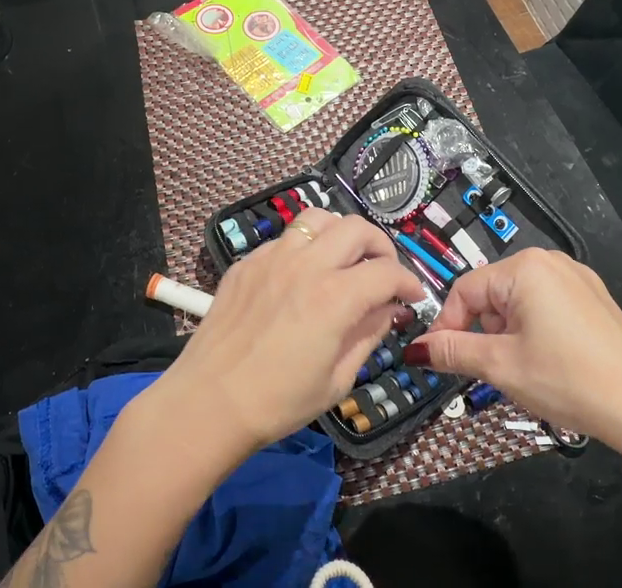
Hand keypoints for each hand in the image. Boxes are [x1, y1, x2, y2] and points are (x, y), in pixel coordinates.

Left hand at [150, 209, 424, 458]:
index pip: (386, 272)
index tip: (412, 296)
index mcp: (335, 297)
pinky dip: (305, 247)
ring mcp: (272, 258)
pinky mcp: (246, 262)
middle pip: (356, 228)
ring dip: (341, 235)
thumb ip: (368, 335)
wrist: (209, 402)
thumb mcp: (337, 380)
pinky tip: (302, 275)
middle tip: (383, 271)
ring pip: (318, 219)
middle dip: (380, 246)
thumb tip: (388, 310)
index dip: (408, 282)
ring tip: (344, 260)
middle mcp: (306, 265)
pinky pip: (285, 238)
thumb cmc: (278, 402)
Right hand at [405, 249, 621, 451]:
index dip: (447, 325)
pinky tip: (552, 364)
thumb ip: (453, 352)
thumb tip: (415, 349)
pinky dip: (537, 333)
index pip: (465, 289)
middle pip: (493, 294)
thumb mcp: (501, 366)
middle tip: (494, 371)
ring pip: (520, 303)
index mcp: (525, 268)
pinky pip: (548, 308)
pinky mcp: (596, 301)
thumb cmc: (568, 380)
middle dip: (485, 332)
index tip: (439, 360)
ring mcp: (579, 279)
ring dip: (509, 335)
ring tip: (527, 372)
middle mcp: (551, 262)